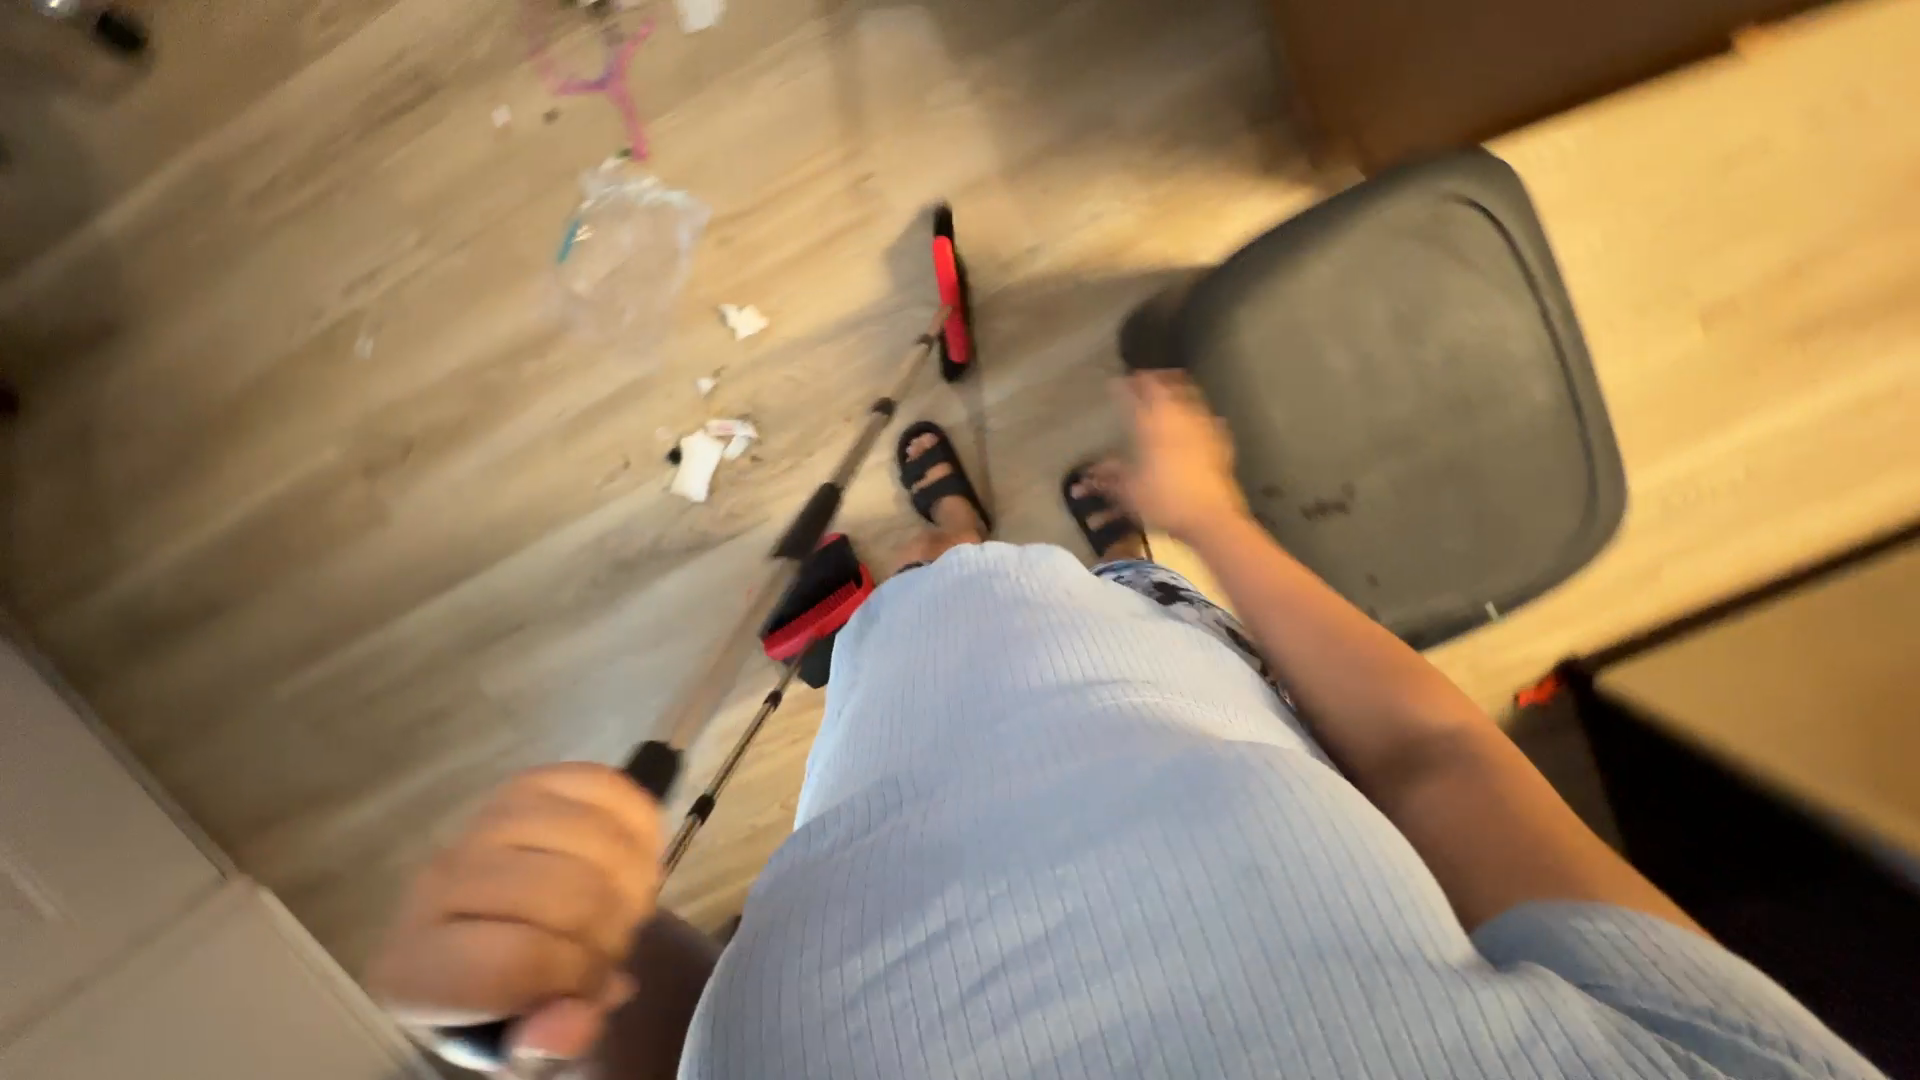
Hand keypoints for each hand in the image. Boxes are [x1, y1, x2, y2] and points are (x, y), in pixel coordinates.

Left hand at [367, 764, 664, 1065]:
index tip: (591, 986)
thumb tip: (571, 1021)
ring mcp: (488, 819)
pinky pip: (609, 787)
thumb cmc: (522, 997)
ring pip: (594, 837)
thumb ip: (546, 1048)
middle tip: (616, 943)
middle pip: (563, 892)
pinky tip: (635, 855)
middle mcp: (438, 881)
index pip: (513, 961)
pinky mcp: (536, 779)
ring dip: (633, 875)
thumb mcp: (530, 1047)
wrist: (525, 928)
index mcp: (415, 966)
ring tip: (628, 902)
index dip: (575, 974)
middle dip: (612, 925)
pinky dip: (640, 825)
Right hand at [1110, 371, 1250, 541]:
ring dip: (1177, 389)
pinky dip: (1198, 412)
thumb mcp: (1129, 493)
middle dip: (1153, 380)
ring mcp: (1202, 428)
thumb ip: (1108, 479)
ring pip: (1189, 397)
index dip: (1124, 387)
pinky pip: (1208, 417)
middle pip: (1165, 388)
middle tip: (1143, 378)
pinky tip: (1199, 416)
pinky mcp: (1220, 441)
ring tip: (1170, 386)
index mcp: (1151, 427)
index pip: (1135, 397)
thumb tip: (1085, 477)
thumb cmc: (1164, 503)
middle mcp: (1177, 420)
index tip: (1115, 382)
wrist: (1210, 517)